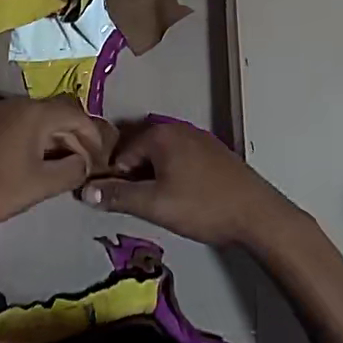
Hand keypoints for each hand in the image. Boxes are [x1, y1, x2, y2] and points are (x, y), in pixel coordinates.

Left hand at [0, 96, 115, 225]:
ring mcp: (2, 112)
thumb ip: (71, 171)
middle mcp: (21, 104)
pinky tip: (41, 162)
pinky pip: (25, 124)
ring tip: (68, 166)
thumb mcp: (40, 185)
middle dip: (78, 138)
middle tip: (88, 165)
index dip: (94, 138)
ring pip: (42, 119)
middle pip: (60, 114)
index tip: (101, 160)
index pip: (78, 116)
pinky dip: (40, 140)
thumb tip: (85, 163)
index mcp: (36, 114)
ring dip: (58, 139)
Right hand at [79, 121, 302, 246]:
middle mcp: (177, 128)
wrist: (256, 214)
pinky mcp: (212, 152)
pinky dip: (171, 173)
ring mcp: (197, 137)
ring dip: (152, 176)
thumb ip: (118, 196)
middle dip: (133, 175)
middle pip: (139, 150)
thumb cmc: (203, 206)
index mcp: (160, 134)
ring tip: (158, 203)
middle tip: (139, 204)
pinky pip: (179, 158)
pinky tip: (180, 196)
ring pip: (160, 155)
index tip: (118, 202)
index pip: (120, 153)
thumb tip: (86, 190)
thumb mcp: (154, 204)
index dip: (115, 179)